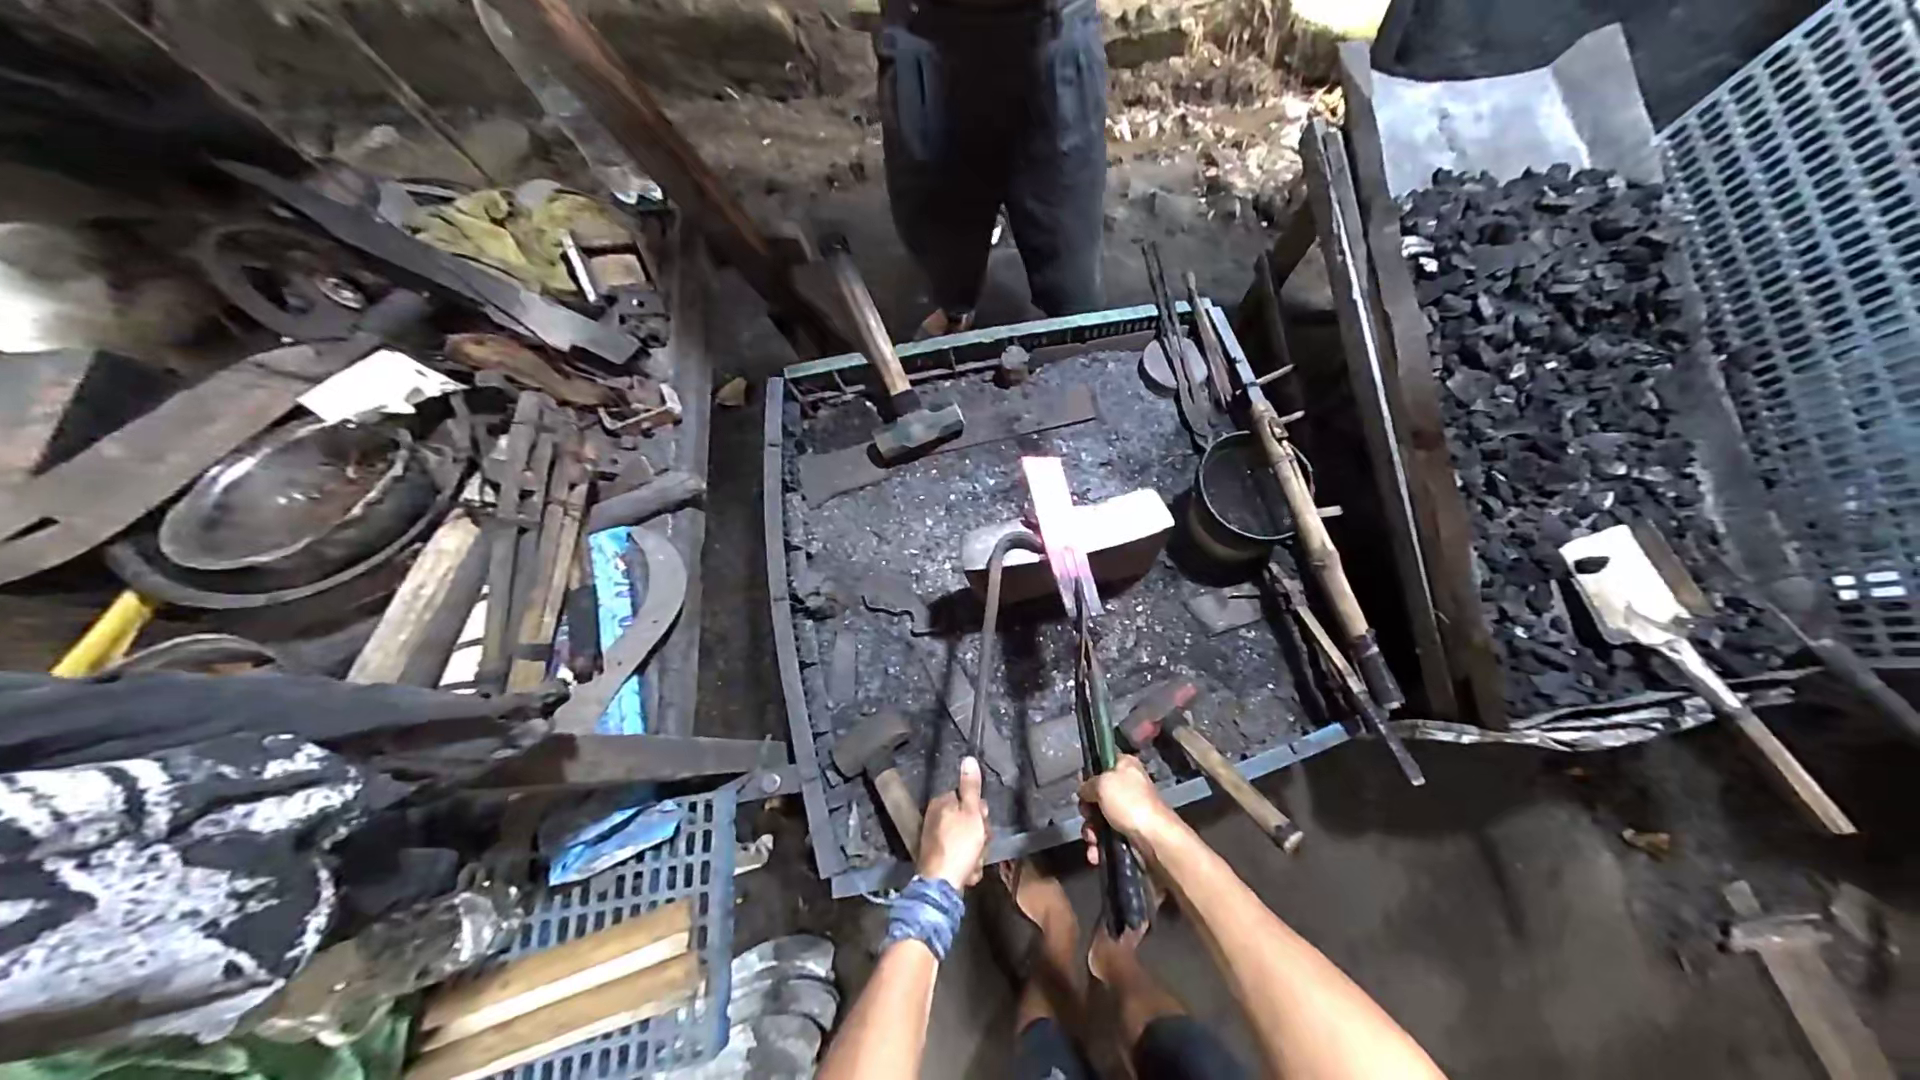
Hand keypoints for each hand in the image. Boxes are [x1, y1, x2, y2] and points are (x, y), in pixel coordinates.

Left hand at [917, 756, 989, 888]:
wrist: (942, 885)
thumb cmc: (959, 845)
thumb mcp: (971, 812)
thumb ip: (971, 787)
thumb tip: (968, 759)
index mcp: (941, 803)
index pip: (968, 800)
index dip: (981, 813)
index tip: (983, 823)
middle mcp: (935, 818)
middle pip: (968, 821)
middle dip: (979, 835)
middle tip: (980, 844)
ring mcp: (936, 840)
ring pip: (967, 841)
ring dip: (975, 853)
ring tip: (973, 861)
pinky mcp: (939, 859)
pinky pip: (960, 856)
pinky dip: (967, 864)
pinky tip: (968, 871)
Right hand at [1077, 755, 1181, 863]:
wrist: (1155, 839)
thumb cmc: (1129, 803)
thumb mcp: (1102, 783)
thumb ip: (1088, 784)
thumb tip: (1084, 791)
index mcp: (1126, 766)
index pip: (1102, 763)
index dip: (1089, 776)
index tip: (1082, 789)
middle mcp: (1129, 786)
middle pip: (1098, 795)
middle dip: (1088, 810)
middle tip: (1087, 816)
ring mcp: (1130, 811)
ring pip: (1100, 818)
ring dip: (1091, 831)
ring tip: (1092, 841)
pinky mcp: (1130, 833)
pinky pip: (1108, 836)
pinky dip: (1100, 845)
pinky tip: (1096, 854)